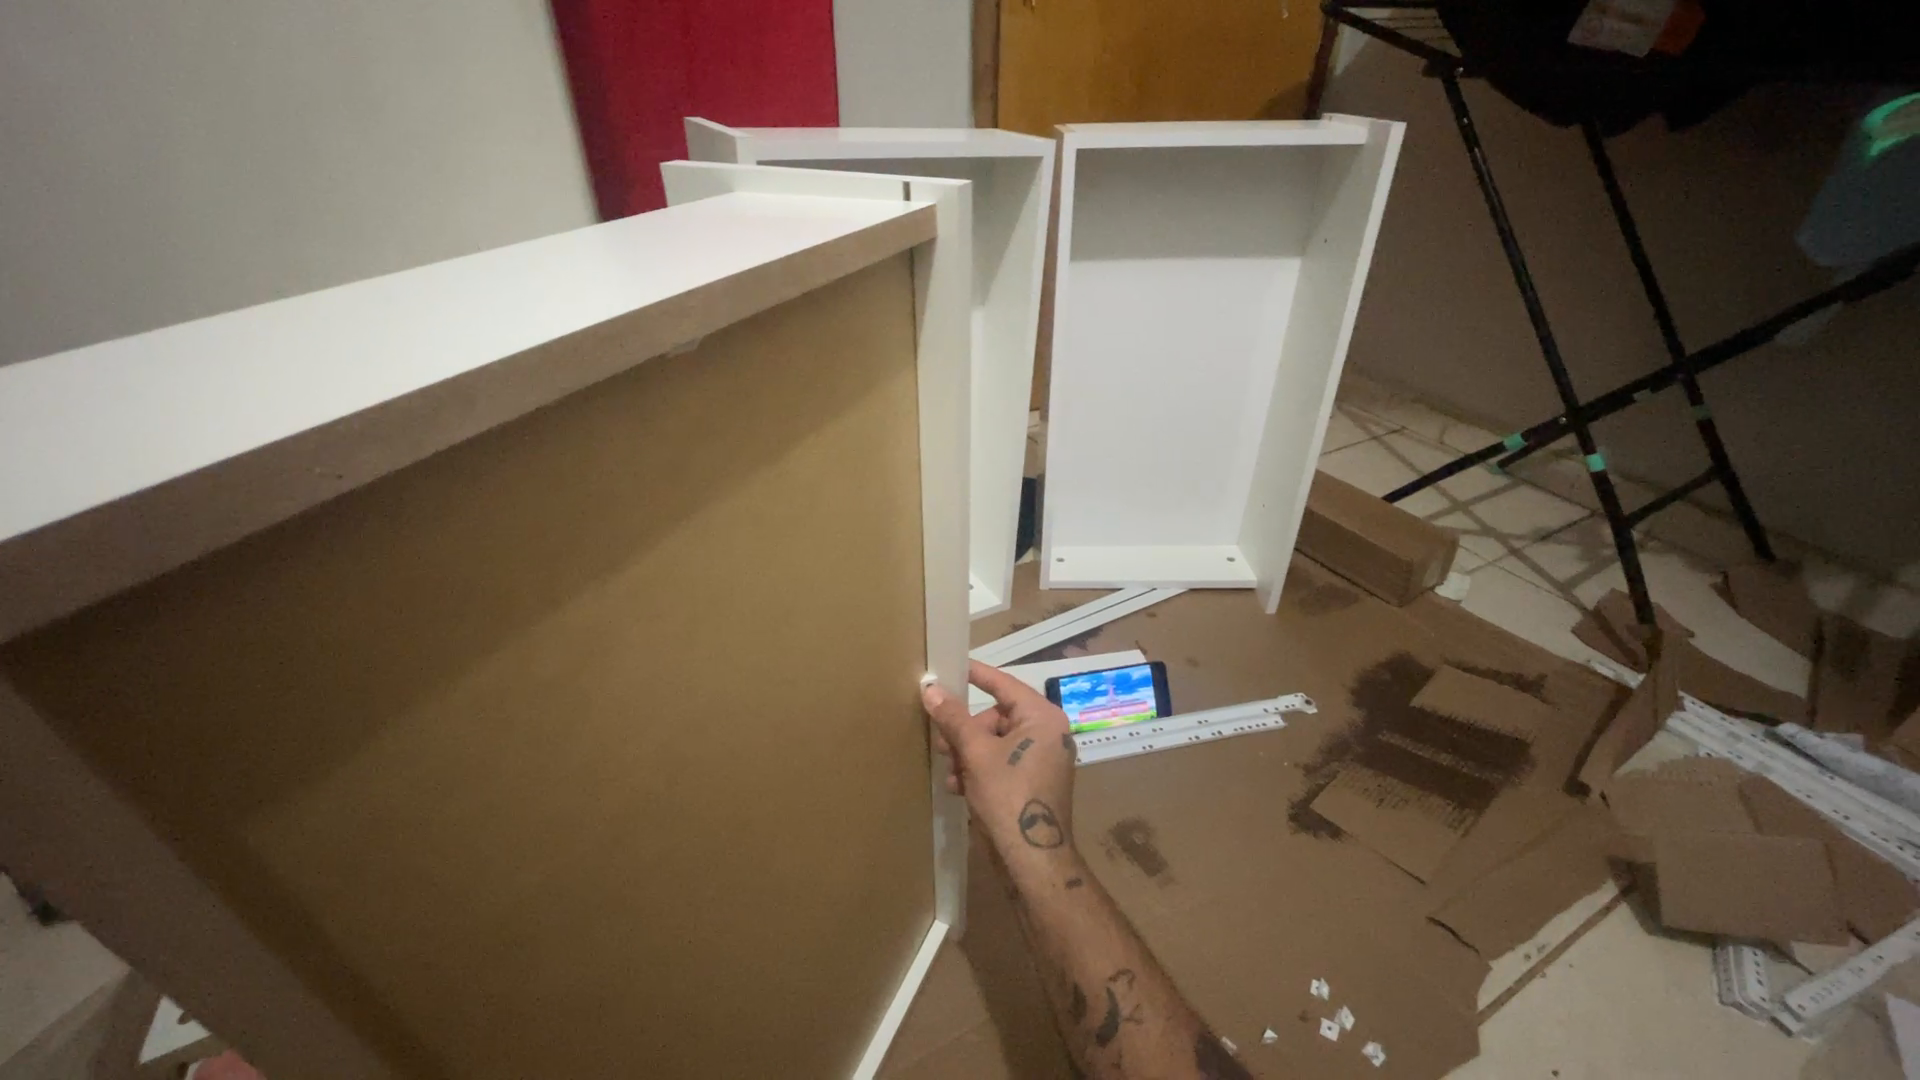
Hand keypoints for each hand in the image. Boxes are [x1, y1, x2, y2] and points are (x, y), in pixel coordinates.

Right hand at [923, 661, 1079, 868]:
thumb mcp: (976, 753)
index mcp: (1043, 718)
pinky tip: (958, 786)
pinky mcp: (1033, 782)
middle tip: (941, 741)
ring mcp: (1042, 759)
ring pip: (994, 742)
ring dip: (967, 754)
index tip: (952, 665)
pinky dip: (978, 770)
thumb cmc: (1009, 796)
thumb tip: (931, 689)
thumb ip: (953, 718)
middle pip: (996, 716)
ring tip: (949, 771)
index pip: (1004, 684)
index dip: (977, 674)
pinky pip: (1001, 763)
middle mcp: (1047, 733)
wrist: (1032, 858)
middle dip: (965, 730)